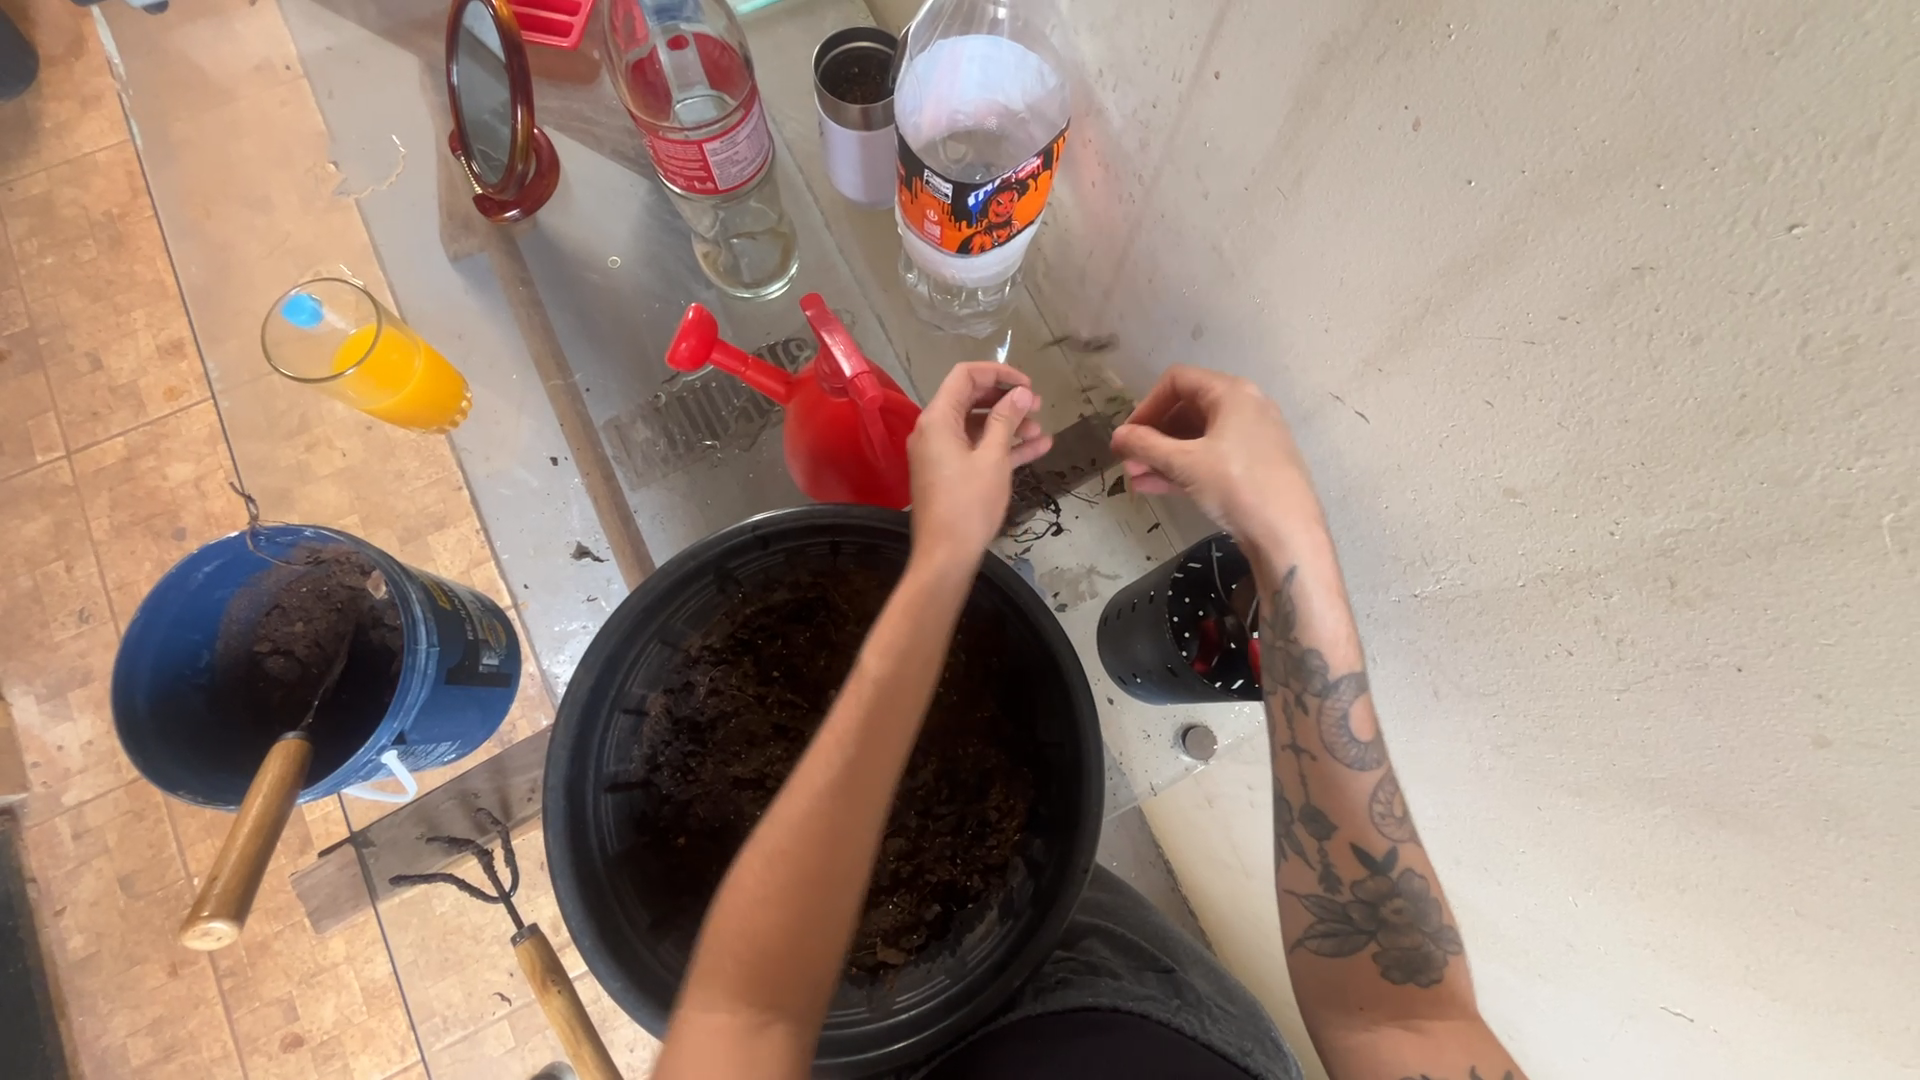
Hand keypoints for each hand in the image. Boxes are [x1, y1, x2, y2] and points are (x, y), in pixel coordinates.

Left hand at [908, 362, 1051, 566]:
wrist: (946, 555)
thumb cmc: (968, 504)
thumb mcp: (992, 458)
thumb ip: (1006, 420)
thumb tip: (1021, 393)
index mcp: (937, 419)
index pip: (965, 375)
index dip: (999, 373)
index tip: (1027, 385)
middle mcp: (934, 430)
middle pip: (971, 399)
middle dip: (1006, 400)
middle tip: (1038, 406)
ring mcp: (940, 453)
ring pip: (977, 426)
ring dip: (1009, 425)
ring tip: (1041, 432)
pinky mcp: (949, 473)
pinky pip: (976, 449)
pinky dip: (1002, 447)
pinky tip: (1037, 448)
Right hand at [1110, 365, 1324, 554]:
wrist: (1288, 533)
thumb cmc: (1236, 486)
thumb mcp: (1184, 464)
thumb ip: (1145, 446)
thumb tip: (1117, 436)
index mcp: (1231, 393)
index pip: (1177, 381)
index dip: (1146, 405)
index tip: (1129, 435)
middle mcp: (1245, 407)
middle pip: (1186, 409)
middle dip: (1152, 435)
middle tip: (1128, 460)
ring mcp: (1251, 437)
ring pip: (1196, 437)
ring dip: (1162, 455)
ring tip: (1135, 478)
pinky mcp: (1253, 465)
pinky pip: (1210, 457)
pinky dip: (1183, 468)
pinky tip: (1155, 487)